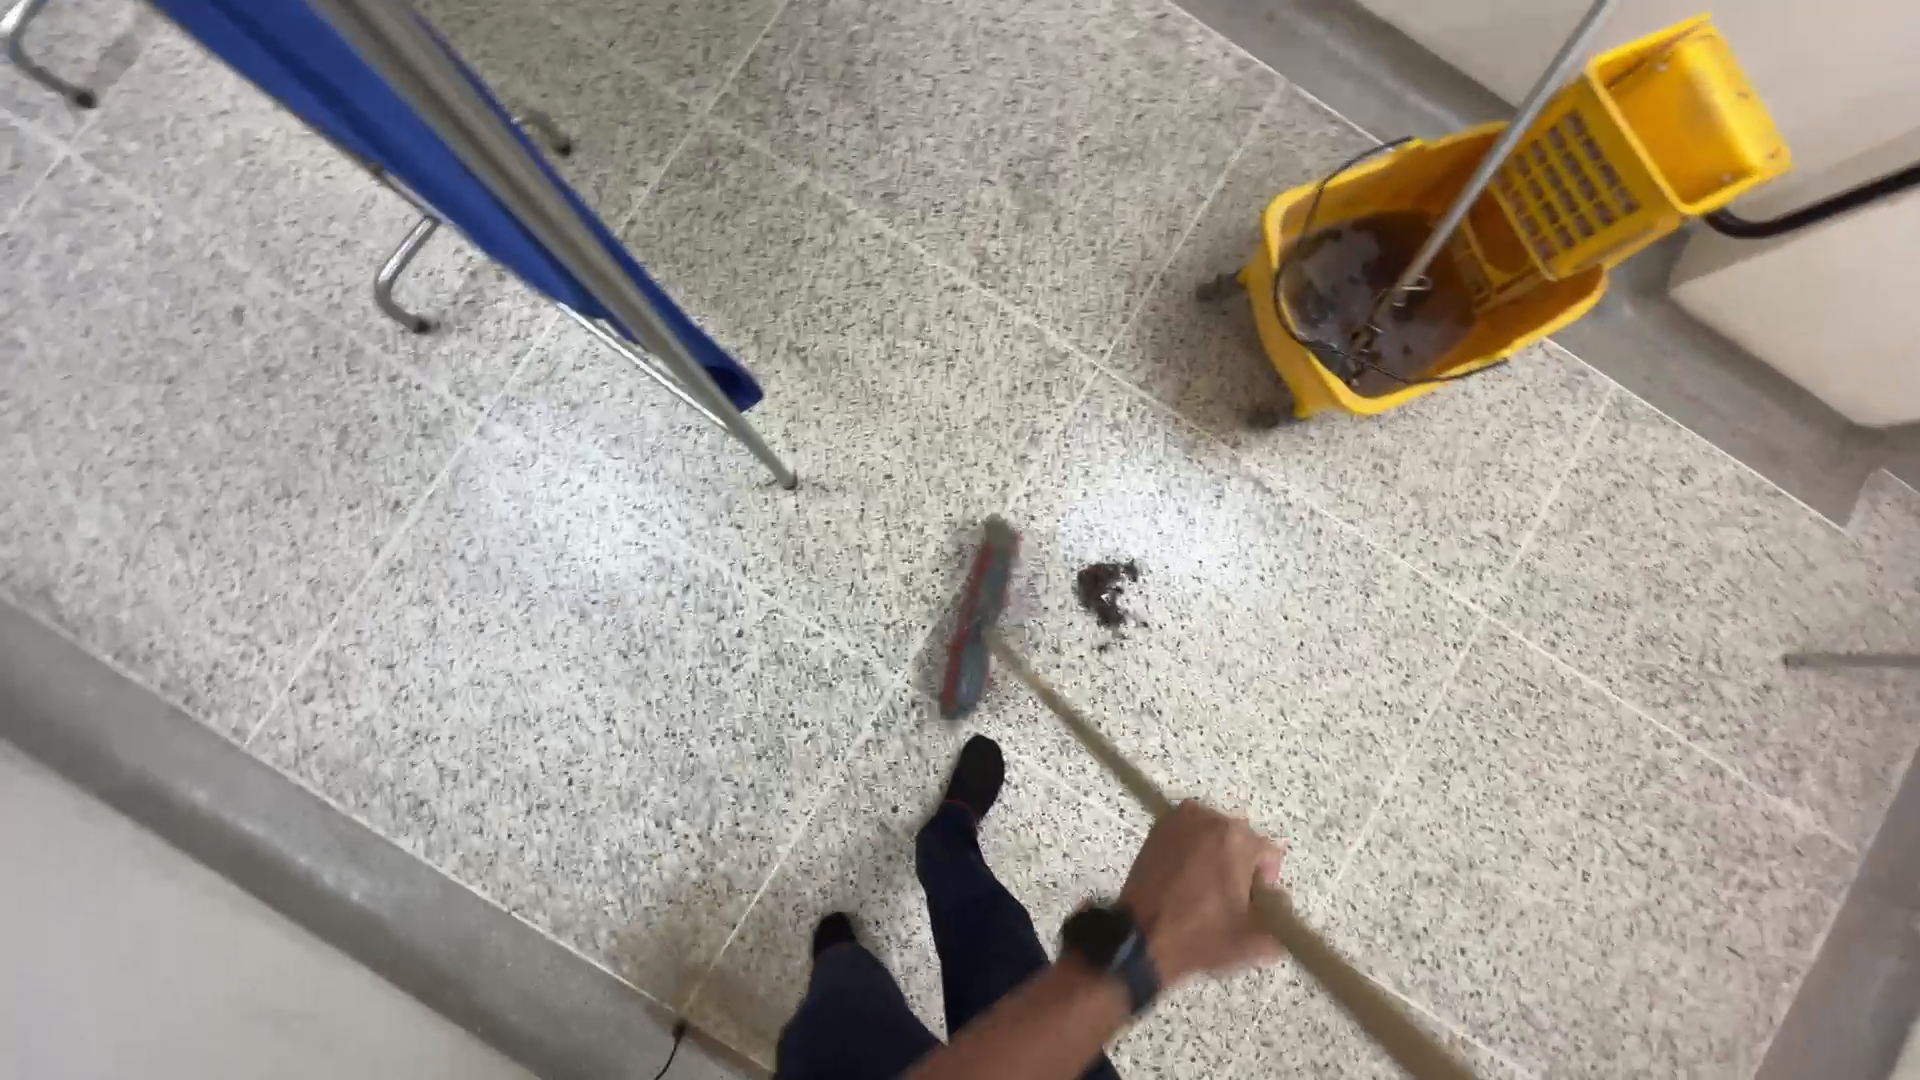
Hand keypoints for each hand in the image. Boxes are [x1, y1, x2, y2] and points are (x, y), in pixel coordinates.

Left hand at [1118, 800, 1285, 985]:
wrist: (1143, 934)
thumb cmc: (1201, 934)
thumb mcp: (1252, 940)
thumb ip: (1280, 925)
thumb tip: (1281, 908)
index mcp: (1237, 840)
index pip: (1268, 852)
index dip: (1266, 879)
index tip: (1253, 900)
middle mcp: (1209, 818)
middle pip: (1240, 839)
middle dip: (1241, 863)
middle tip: (1230, 894)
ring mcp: (1179, 819)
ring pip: (1213, 833)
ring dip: (1216, 853)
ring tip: (1206, 885)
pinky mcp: (1158, 827)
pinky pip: (1187, 832)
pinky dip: (1192, 847)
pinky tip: (1186, 874)